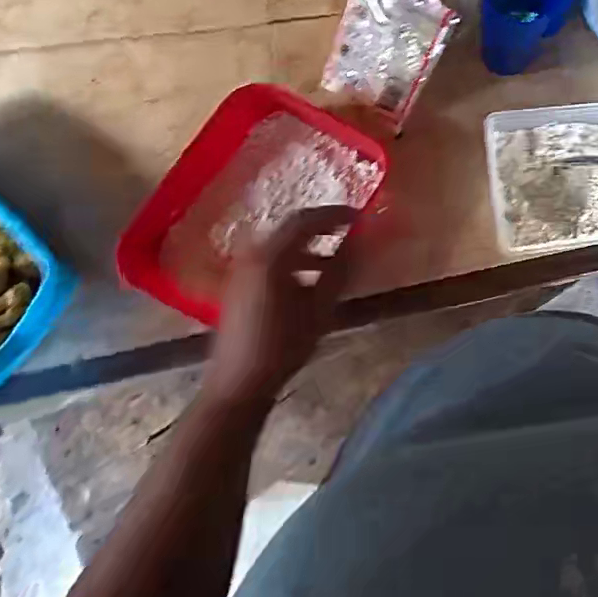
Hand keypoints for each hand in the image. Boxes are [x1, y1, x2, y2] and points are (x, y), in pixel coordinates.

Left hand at [203, 206, 357, 405]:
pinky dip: (294, 257)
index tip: (359, 217)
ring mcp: (242, 265)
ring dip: (310, 245)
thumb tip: (357, 244)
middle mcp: (253, 252)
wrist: (238, 382)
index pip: (307, 220)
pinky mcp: (239, 280)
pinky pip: (271, 256)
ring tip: (336, 259)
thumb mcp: (319, 309)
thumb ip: (339, 271)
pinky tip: (311, 277)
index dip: (336, 214)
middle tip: (350, 230)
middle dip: (323, 226)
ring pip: (282, 242)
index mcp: (272, 255)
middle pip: (292, 226)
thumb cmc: (282, 347)